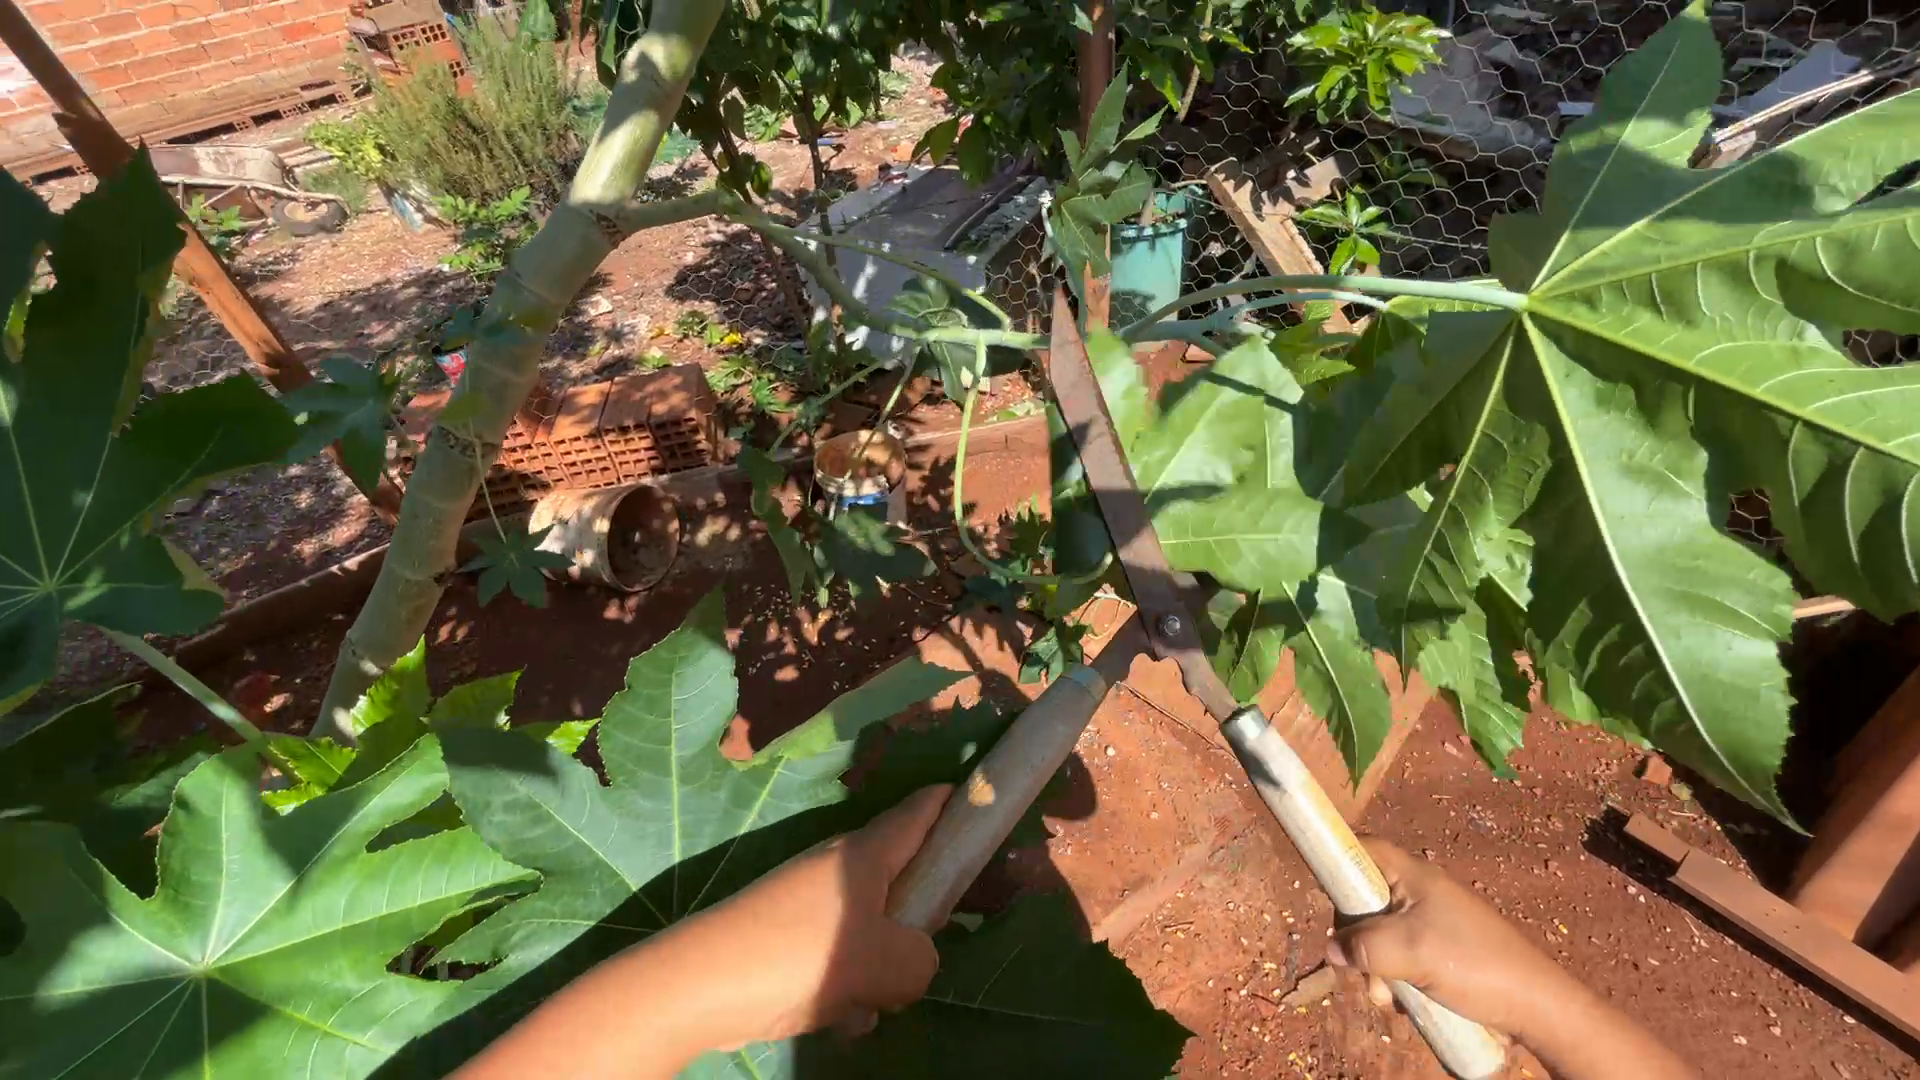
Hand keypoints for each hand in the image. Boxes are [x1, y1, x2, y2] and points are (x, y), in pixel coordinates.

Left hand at [455, 786, 953, 1079]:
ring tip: (873, 1002)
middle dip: (924, 912)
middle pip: (904, 872)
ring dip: (885, 959)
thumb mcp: (880, 964)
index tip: (991, 815)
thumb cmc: (796, 957)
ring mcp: (812, 895)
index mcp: (867, 851)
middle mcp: (840, 862)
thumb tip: (919, 960)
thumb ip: (921, 959)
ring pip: (874, 919)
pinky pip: (841, 947)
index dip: (960, 803)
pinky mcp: (789, 930)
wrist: (695, 986)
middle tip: (928, 949)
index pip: (924, 808)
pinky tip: (840, 1016)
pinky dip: (851, 978)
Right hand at [1326, 839, 1697, 1079]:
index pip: (1362, 846)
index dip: (1336, 860)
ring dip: (1375, 965)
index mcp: (1413, 874)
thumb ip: (1362, 946)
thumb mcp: (1408, 952)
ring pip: (1380, 932)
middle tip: (1361, 967)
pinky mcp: (1444, 949)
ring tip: (1389, 997)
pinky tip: (1405, 1002)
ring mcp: (1433, 920)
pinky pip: (1401, 953)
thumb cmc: (1474, 965)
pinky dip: (1395, 975)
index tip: (1322, 891)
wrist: (1542, 1009)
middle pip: (1364, 897)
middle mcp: (1420, 890)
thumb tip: (1332, 950)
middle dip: (1355, 936)